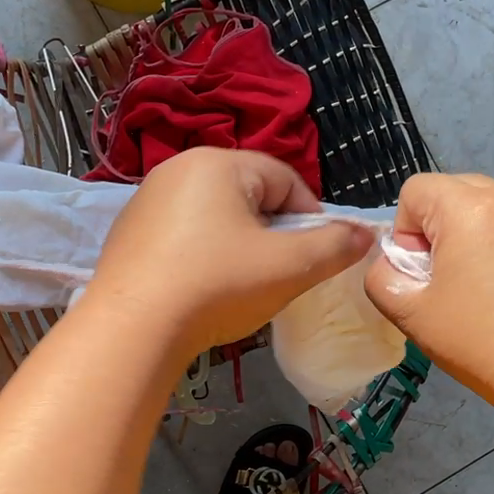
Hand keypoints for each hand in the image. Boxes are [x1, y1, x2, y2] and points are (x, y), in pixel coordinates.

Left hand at [88, 149, 372, 361]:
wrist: (132, 330)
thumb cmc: (216, 287)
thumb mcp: (288, 267)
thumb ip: (334, 246)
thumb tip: (364, 233)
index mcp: (218, 163)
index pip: (286, 180)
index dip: (311, 219)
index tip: (313, 258)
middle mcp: (179, 169)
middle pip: (250, 195)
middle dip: (273, 233)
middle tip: (277, 275)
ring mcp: (147, 200)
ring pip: (217, 216)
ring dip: (239, 245)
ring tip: (239, 286)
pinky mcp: (129, 232)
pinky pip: (183, 234)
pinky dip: (202, 256)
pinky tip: (202, 289)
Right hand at [363, 173, 493, 415]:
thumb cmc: (487, 346)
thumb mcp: (411, 316)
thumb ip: (382, 276)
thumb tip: (397, 261)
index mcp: (469, 207)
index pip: (416, 191)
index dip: (407, 233)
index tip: (426, 277)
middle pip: (456, 192)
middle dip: (443, 230)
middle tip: (457, 285)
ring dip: (482, 233)